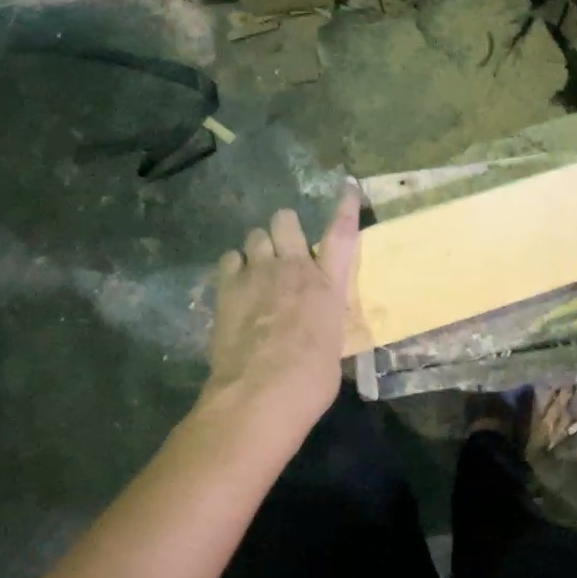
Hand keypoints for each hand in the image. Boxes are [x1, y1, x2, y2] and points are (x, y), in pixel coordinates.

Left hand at [199, 183, 361, 436]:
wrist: (261, 392)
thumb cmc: (310, 380)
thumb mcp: (330, 348)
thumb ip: (322, 325)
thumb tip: (314, 331)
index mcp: (329, 285)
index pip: (343, 233)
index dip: (347, 206)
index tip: (347, 185)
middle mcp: (295, 268)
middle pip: (287, 222)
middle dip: (285, 226)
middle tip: (284, 244)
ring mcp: (259, 274)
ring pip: (255, 235)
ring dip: (258, 246)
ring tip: (256, 265)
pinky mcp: (229, 288)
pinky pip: (229, 259)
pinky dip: (233, 266)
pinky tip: (234, 283)